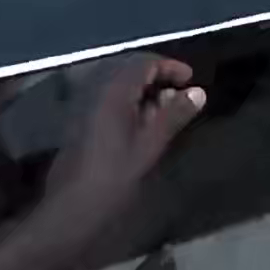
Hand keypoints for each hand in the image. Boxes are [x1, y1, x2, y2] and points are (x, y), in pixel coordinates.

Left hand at [38, 56, 204, 245]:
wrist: (71, 207)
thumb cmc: (113, 175)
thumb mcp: (150, 145)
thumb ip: (174, 115)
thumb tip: (198, 92)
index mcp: (114, 89)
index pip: (145, 61)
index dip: (170, 66)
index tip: (191, 79)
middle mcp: (98, 88)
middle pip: (132, 68)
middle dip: (159, 76)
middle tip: (181, 94)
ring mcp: (88, 102)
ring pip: (122, 83)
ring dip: (146, 90)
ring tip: (167, 111)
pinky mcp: (83, 118)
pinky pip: (111, 97)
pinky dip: (131, 101)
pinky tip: (144, 123)